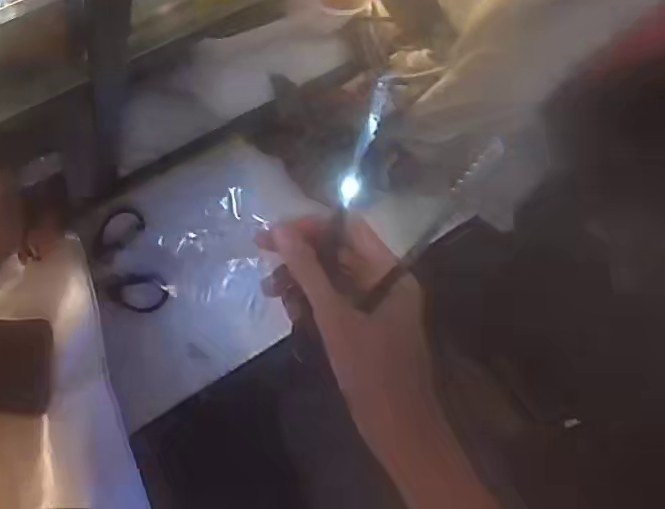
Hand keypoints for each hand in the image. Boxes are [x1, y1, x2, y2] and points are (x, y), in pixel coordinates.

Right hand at [256, 217, 436, 440]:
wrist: (402, 439)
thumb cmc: (373, 373)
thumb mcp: (334, 317)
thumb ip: (307, 269)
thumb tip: (280, 229)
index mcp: (389, 272)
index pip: (347, 227)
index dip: (311, 224)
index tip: (276, 233)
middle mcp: (384, 282)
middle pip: (335, 249)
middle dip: (298, 252)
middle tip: (262, 252)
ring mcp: (374, 305)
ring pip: (329, 274)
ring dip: (298, 277)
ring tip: (271, 291)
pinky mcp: (363, 326)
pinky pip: (332, 298)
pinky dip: (309, 300)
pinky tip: (289, 312)